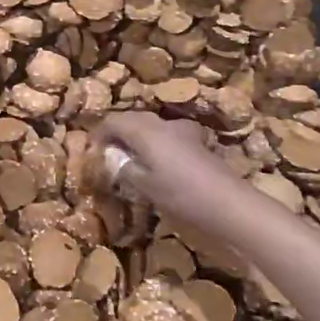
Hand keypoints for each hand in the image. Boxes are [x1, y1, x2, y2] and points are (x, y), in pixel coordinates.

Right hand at [95, 112, 257, 232]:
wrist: (228, 202)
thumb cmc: (181, 194)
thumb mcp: (144, 185)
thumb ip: (125, 168)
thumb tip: (114, 160)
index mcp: (145, 131)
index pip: (113, 121)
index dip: (99, 133)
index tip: (91, 150)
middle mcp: (161, 124)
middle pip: (132, 118)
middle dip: (116, 131)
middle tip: (107, 151)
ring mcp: (181, 130)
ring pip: (149, 124)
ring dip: (135, 134)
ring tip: (128, 155)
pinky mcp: (195, 141)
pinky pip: (165, 133)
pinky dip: (153, 140)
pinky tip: (156, 159)